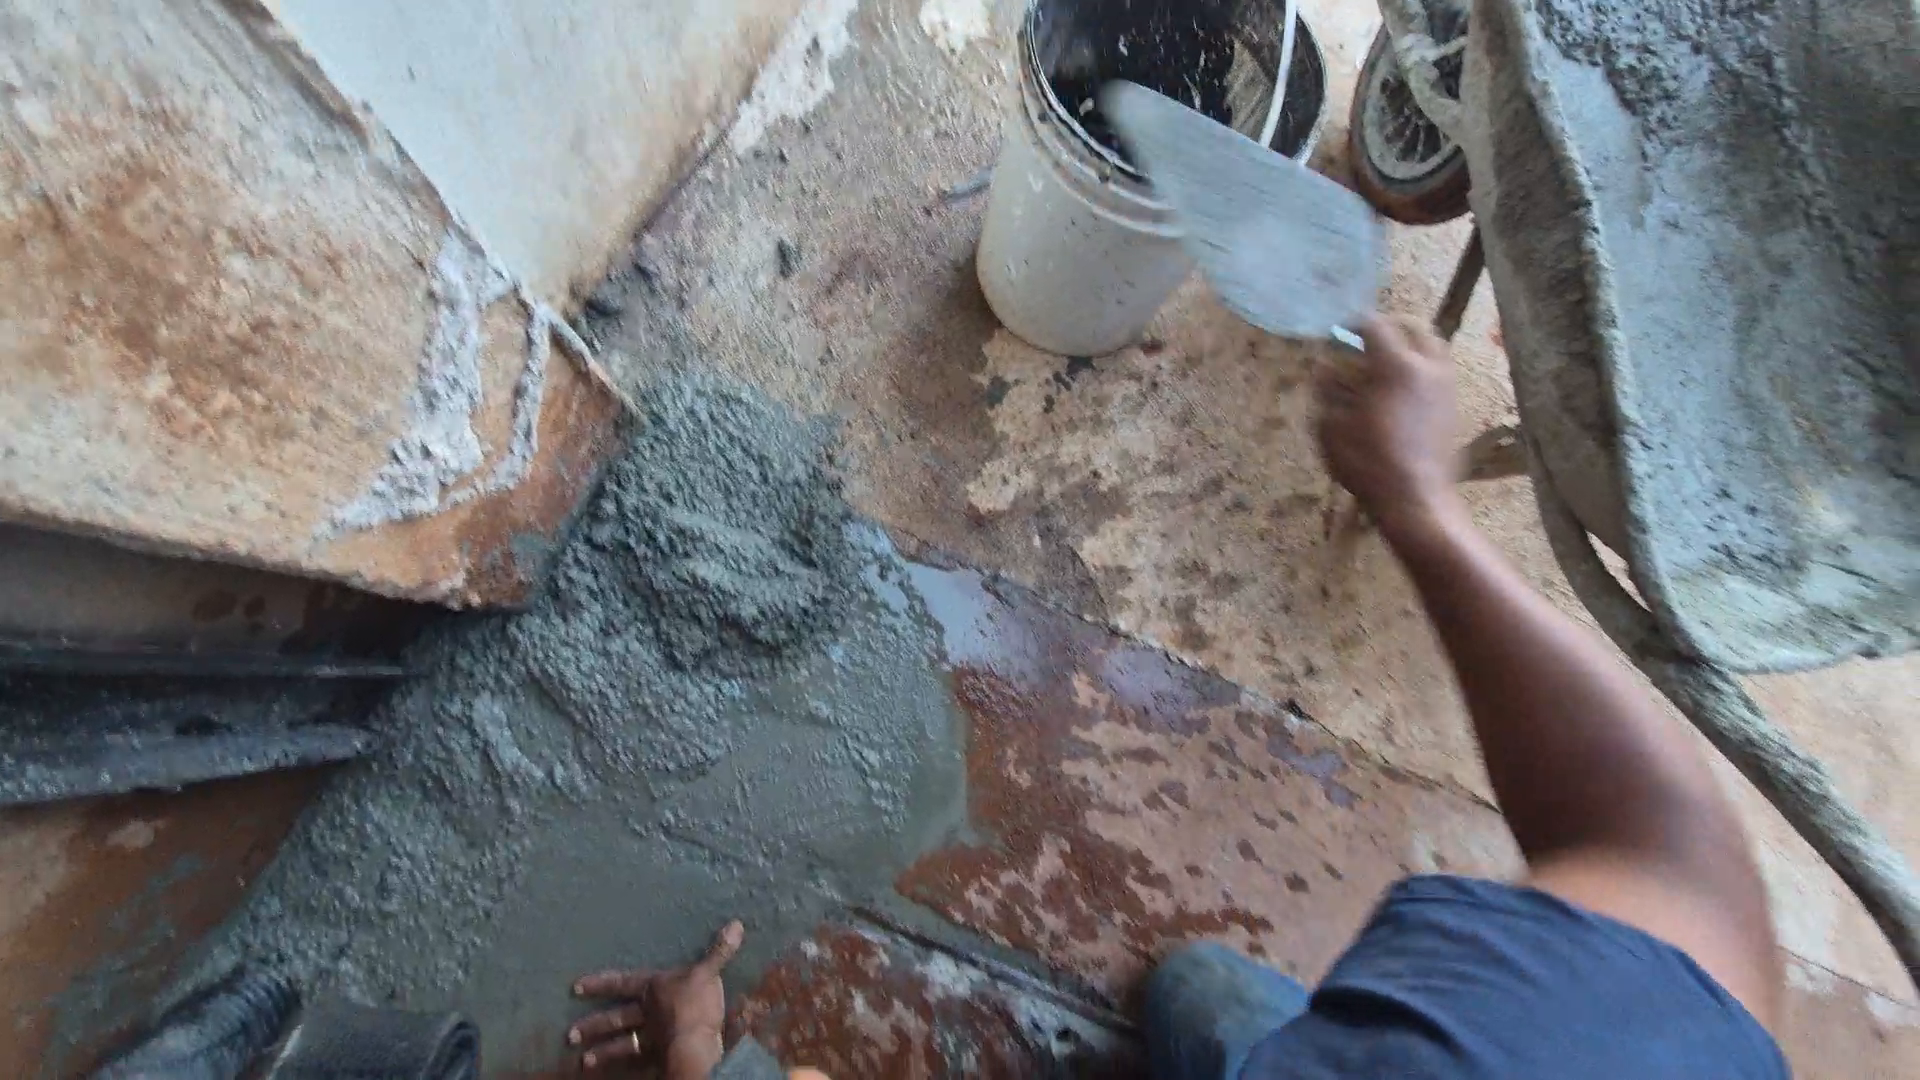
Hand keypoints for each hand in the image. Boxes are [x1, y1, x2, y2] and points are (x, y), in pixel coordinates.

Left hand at [570, 919, 743, 1077]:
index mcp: (653, 989)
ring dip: (603, 1052)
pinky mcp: (657, 1058)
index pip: (623, 983)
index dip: (601, 984)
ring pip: (621, 1044)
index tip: (576, 987)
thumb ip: (719, 951)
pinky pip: (638, 1063)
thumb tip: (736, 923)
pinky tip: (612, 1075)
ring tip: (582, 1061)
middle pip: (616, 1018)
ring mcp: (649, 1038)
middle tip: (570, 1035)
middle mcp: (646, 1013)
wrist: (695, 1045)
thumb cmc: (696, 1004)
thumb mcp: (709, 973)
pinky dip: (626, 1068)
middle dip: (594, 1025)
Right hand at [1315, 315, 1462, 537]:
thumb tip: (1325, 370)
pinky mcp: (1453, 405)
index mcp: (1396, 367)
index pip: (1376, 327)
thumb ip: (1328, 392)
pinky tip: (1399, 385)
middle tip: (1367, 335)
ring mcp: (1446, 385)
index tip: (1339, 328)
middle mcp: (1428, 367)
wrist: (1415, 496)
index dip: (1354, 323)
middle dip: (1390, 325)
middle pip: (1415, 327)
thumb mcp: (1332, 427)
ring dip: (1410, 344)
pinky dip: (1419, 365)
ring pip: (1433, 346)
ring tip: (1386, 358)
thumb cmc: (1367, 462)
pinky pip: (1438, 370)